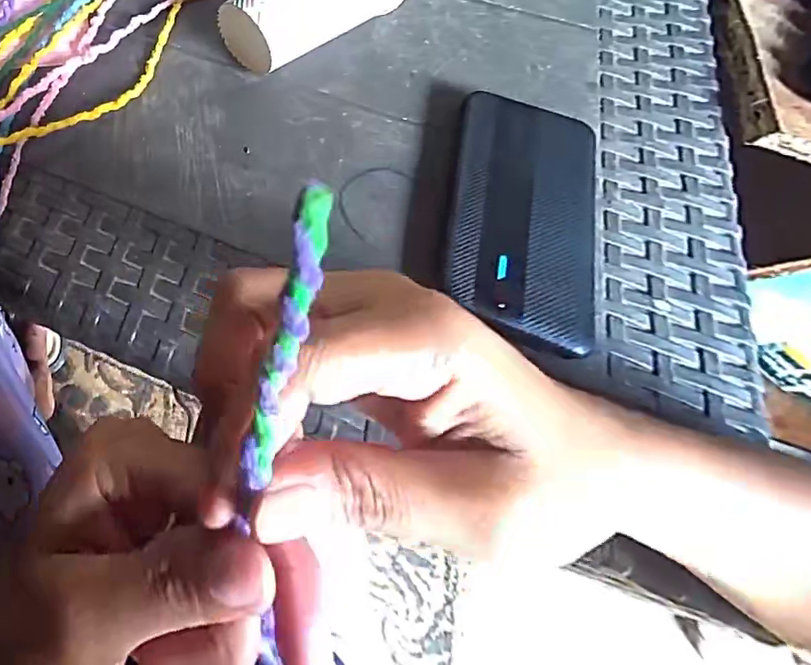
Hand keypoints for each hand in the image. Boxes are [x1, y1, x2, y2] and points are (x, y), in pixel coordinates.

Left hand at [0, 417, 274, 664]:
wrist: (5, 659)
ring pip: (252, 565)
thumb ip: (164, 583)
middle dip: (236, 599)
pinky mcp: (194, 551)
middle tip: (175, 656)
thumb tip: (256, 561)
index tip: (268, 606)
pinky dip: (217, 638)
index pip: (216, 475)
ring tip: (156, 657)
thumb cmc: (21, 635)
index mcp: (124, 451)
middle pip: (246, 519)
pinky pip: (239, 590)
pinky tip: (171, 654)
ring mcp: (180, 509)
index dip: (253, 534)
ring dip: (219, 633)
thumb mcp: (82, 614)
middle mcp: (161, 466)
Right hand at [196, 269, 637, 568]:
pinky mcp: (343, 318)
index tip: (238, 494)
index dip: (257, 418)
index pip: (304, 355)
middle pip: (254, 300)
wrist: (585, 451)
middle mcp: (376, 295)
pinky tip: (259, 432)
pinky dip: (243, 375)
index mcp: (421, 334)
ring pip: (247, 306)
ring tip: (240, 451)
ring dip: (227, 374)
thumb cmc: (550, 485)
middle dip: (225, 378)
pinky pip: (266, 328)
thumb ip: (367, 497)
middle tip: (230, 463)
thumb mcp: (477, 516)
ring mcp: (355, 299)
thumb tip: (261, 502)